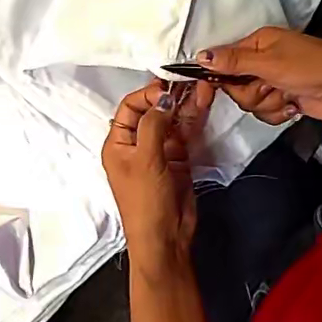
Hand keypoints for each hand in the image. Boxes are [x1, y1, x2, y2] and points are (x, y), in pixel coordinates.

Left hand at [101, 79, 215, 260]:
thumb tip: (163, 98)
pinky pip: (185, 135)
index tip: (168, 87)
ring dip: (185, 106)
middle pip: (153, 111)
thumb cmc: (145, 204)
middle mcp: (137, 145)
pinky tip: (203, 105)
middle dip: (170, 97)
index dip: (147, 94)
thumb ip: (154, 125)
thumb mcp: (145, 160)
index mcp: (118, 144)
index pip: (129, 107)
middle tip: (189, 83)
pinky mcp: (178, 161)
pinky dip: (194, 121)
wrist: (165, 239)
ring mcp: (159, 152)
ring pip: (172, 121)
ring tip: (202, 88)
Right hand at [199, 27, 321, 123]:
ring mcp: (273, 82)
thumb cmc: (312, 67)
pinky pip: (265, 112)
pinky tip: (293, 106)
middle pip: (234, 86)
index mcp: (257, 43)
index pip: (222, 61)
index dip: (213, 78)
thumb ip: (233, 61)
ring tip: (287, 96)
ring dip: (266, 104)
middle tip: (269, 87)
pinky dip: (277, 113)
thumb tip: (200, 56)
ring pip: (249, 102)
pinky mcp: (284, 100)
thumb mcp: (269, 62)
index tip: (204, 95)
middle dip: (250, 93)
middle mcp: (262, 61)